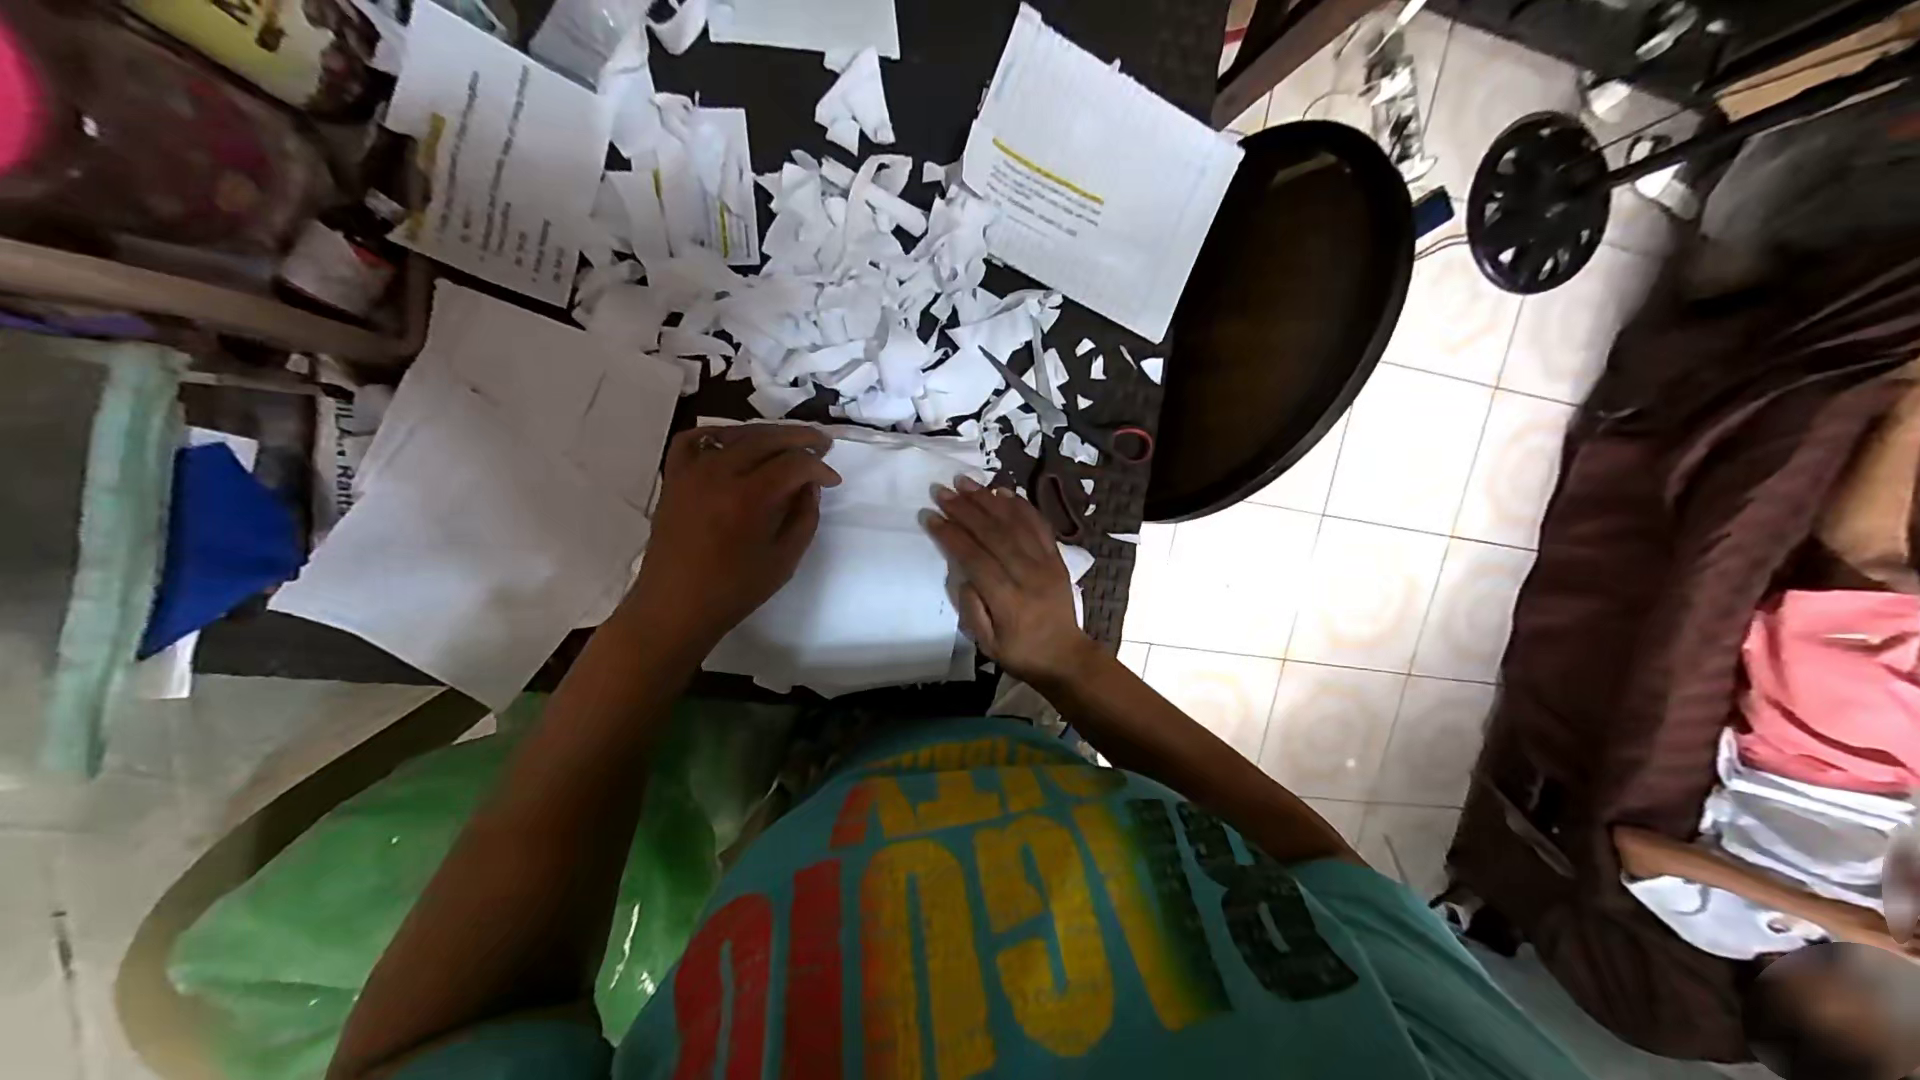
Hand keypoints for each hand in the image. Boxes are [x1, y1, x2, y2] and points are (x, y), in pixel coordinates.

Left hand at [627, 424, 840, 645]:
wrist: (675, 606)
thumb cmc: (734, 590)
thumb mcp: (784, 559)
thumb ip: (804, 517)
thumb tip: (809, 486)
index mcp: (749, 498)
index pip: (793, 464)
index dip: (818, 468)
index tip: (832, 481)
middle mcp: (718, 474)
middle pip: (766, 438)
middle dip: (799, 439)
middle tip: (821, 444)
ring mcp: (691, 472)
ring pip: (734, 434)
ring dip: (766, 433)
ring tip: (788, 441)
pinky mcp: (674, 478)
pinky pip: (693, 440)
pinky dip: (717, 434)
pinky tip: (735, 441)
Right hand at [926, 476, 1099, 687]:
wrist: (1065, 656)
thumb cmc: (1020, 652)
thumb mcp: (987, 643)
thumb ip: (971, 610)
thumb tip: (962, 575)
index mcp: (1008, 600)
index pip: (975, 558)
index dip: (952, 535)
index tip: (931, 516)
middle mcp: (1028, 575)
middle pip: (994, 533)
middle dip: (965, 509)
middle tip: (942, 491)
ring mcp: (1046, 563)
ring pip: (1015, 523)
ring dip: (988, 500)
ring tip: (965, 482)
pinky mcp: (1056, 557)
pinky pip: (1038, 525)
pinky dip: (1020, 506)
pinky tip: (1002, 492)